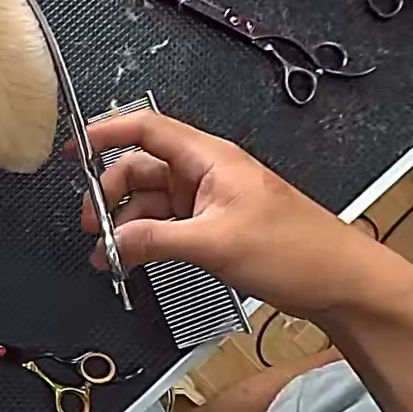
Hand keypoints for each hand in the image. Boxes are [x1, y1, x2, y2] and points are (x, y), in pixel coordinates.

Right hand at [77, 112, 412, 319]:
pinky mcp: (207, 226)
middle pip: (138, 170)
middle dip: (109, 195)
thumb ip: (155, 240)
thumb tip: (112, 242)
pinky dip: (142, 240)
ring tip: (107, 255)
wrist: (338, 282)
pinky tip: (129, 259)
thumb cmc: (295, 249)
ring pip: (147, 202)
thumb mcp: (215, 242)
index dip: (106, 132)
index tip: (74, 148)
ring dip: (123, 225)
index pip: (146, 129)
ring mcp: (204, 201)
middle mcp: (202, 174)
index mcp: (208, 159)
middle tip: (91, 227)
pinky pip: (162, 225)